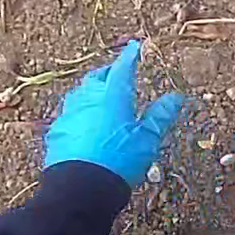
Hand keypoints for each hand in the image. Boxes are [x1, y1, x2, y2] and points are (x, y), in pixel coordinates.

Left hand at [43, 41, 183, 185]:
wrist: (80, 189)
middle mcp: (88, 100)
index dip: (130, 56)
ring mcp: (69, 114)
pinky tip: (90, 125)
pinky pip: (72, 114)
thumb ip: (160, 116)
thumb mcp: (148, 139)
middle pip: (97, 78)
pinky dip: (83, 113)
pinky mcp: (58, 131)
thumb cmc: (120, 160)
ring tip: (105, 99)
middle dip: (109, 73)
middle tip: (119, 74)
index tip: (135, 46)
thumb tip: (176, 98)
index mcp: (112, 97)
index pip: (123, 69)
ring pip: (82, 95)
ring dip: (94, 92)